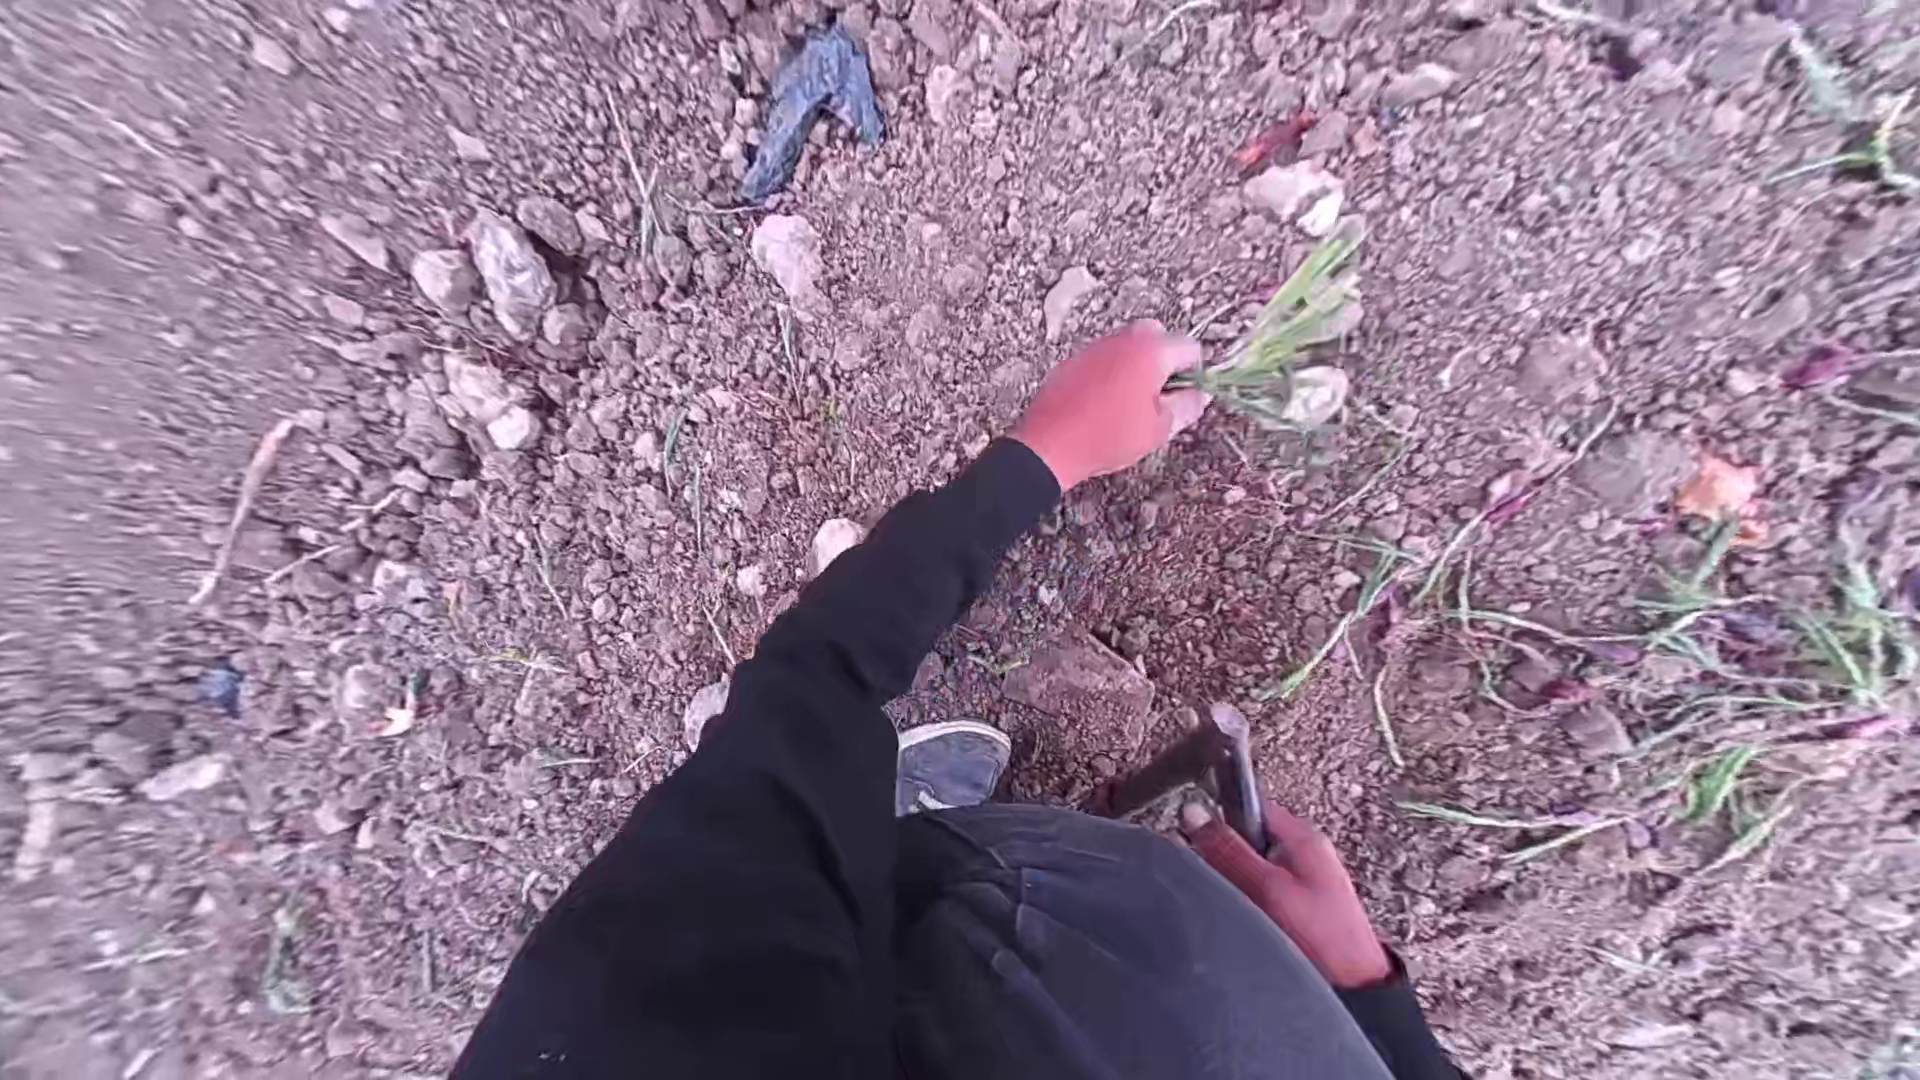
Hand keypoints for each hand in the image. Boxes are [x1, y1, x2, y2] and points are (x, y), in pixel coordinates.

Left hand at [1010, 321, 1209, 489]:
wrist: (1049, 446)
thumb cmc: (1108, 437)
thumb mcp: (1157, 429)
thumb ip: (1186, 407)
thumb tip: (1199, 396)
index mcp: (1151, 351)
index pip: (1189, 347)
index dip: (1194, 372)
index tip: (1186, 396)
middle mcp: (1122, 340)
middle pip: (1157, 337)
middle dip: (1164, 362)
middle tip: (1160, 397)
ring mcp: (1094, 348)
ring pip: (1127, 347)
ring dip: (1136, 366)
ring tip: (1131, 404)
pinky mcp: (1072, 362)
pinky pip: (1102, 359)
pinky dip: (1110, 373)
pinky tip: (1104, 404)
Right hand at [1181, 800, 1392, 989]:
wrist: (1358, 999)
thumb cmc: (1326, 942)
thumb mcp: (1268, 888)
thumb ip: (1229, 849)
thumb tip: (1194, 812)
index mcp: (1302, 837)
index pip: (1248, 804)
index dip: (1220, 817)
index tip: (1198, 832)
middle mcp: (1301, 852)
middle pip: (1244, 834)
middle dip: (1223, 852)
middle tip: (1215, 874)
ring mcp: (1299, 878)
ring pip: (1247, 862)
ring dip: (1232, 877)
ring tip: (1234, 900)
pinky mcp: (1295, 902)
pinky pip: (1256, 886)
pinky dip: (1244, 896)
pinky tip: (1244, 914)